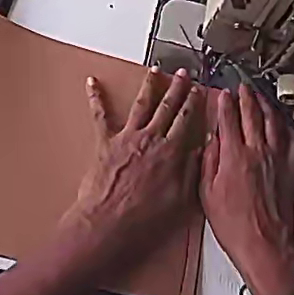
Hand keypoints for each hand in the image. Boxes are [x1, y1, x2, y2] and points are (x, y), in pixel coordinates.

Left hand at [60, 68, 205, 276]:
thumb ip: (191, 171)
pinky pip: (100, 115)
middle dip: (177, 87)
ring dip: (149, 85)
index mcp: (170, 152)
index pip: (186, 120)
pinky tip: (92, 83)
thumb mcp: (179, 199)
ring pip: (141, 104)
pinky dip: (96, 97)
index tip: (198, 90)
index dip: (193, 103)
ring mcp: (126, 138)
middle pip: (167, 106)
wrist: (107, 224)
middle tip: (183, 73)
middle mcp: (150, 138)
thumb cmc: (143, 218)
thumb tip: (202, 151)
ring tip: (154, 70)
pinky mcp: (105, 143)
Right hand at [202, 85, 293, 294]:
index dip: (225, 103)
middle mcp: (258, 151)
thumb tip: (210, 143)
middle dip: (246, 97)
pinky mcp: (291, 169)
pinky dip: (288, 128)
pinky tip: (286, 125)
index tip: (224, 94)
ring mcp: (278, 158)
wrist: (265, 245)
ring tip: (262, 98)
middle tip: (243, 88)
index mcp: (234, 156)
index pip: (228, 118)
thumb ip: (207, 163)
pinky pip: (293, 140)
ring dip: (266, 106)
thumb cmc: (235, 226)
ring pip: (274, 122)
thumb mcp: (207, 194)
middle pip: (253, 114)